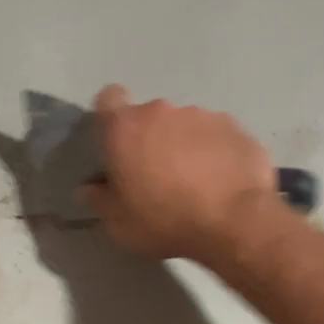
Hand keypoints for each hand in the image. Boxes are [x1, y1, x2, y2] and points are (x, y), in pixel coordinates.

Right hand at [83, 85, 277, 262]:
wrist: (232, 221)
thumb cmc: (165, 221)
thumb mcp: (120, 224)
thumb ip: (100, 201)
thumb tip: (88, 189)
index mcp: (126, 128)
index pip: (109, 100)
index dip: (112, 118)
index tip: (119, 144)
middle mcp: (163, 110)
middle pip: (151, 118)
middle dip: (153, 141)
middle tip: (160, 178)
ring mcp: (203, 115)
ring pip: (187, 127)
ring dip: (186, 147)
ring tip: (197, 184)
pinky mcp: (235, 128)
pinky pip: (218, 138)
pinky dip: (217, 155)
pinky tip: (223, 183)